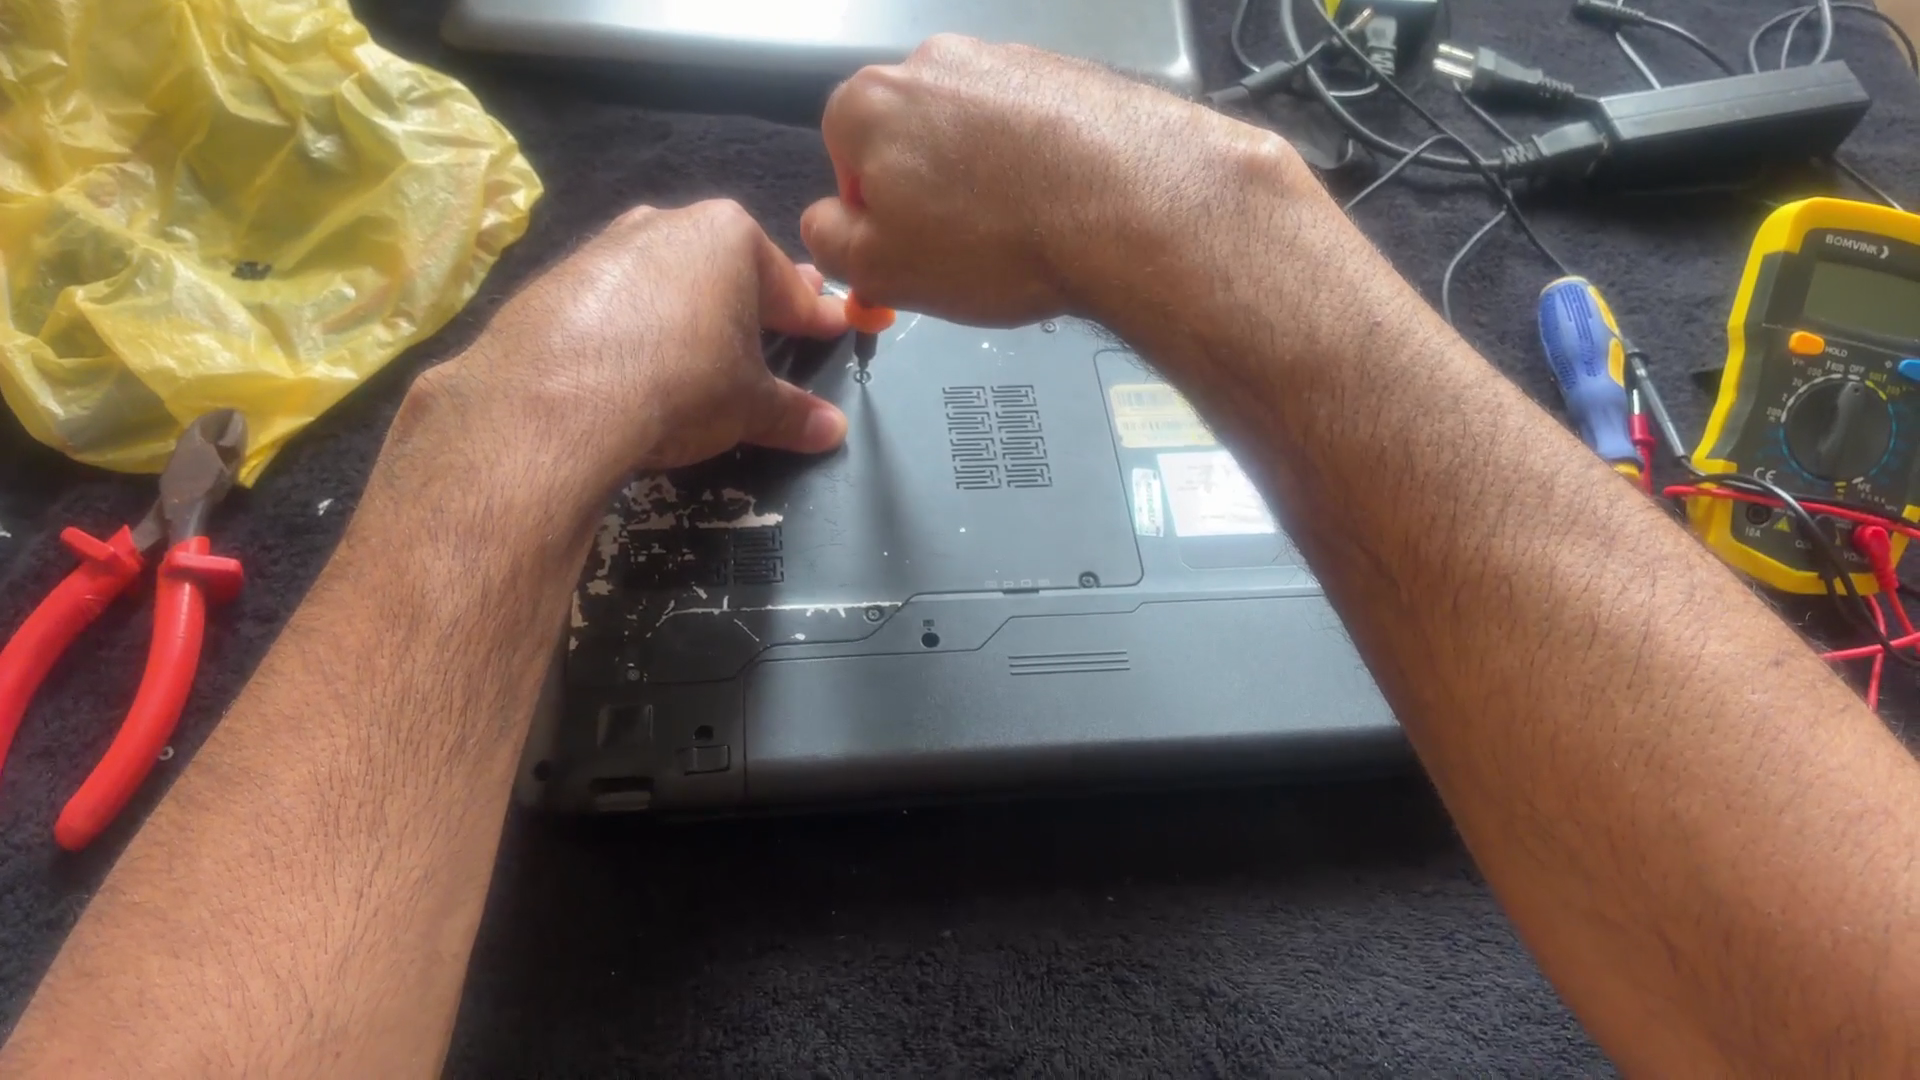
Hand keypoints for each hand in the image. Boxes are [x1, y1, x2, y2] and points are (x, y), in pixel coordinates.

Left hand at [406, 201, 849, 504]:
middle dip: (756, 298)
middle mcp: (669, 225)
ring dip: (694, 305)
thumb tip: (834, 431)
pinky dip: (640, 321)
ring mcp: (609, 246)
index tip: (839, 326)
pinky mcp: (561, 278)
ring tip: (705, 342)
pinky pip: (621, 298)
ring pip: (671, 275)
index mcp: (730, 239)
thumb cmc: (684, 385)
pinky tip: (639, 357)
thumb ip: (794, 414)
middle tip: (781, 320)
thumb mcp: (750, 406)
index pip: (791, 288)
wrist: (556, 400)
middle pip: (729, 267)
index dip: (818, 315)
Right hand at [800, 35, 1308, 326]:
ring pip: (966, 142)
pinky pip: (1021, 133)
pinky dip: (1026, 170)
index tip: (909, 256)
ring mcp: (998, 63)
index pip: (842, 168)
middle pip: (906, 149)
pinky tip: (1048, 207)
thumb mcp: (882, 269)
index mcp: (868, 105)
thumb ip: (831, 245)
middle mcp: (929, 66)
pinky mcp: (1056, 75)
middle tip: (962, 252)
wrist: (1124, 204)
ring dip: (977, 187)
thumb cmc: (999, 239)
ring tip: (1013, 233)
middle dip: (925, 202)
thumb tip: (826, 226)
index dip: (873, 224)